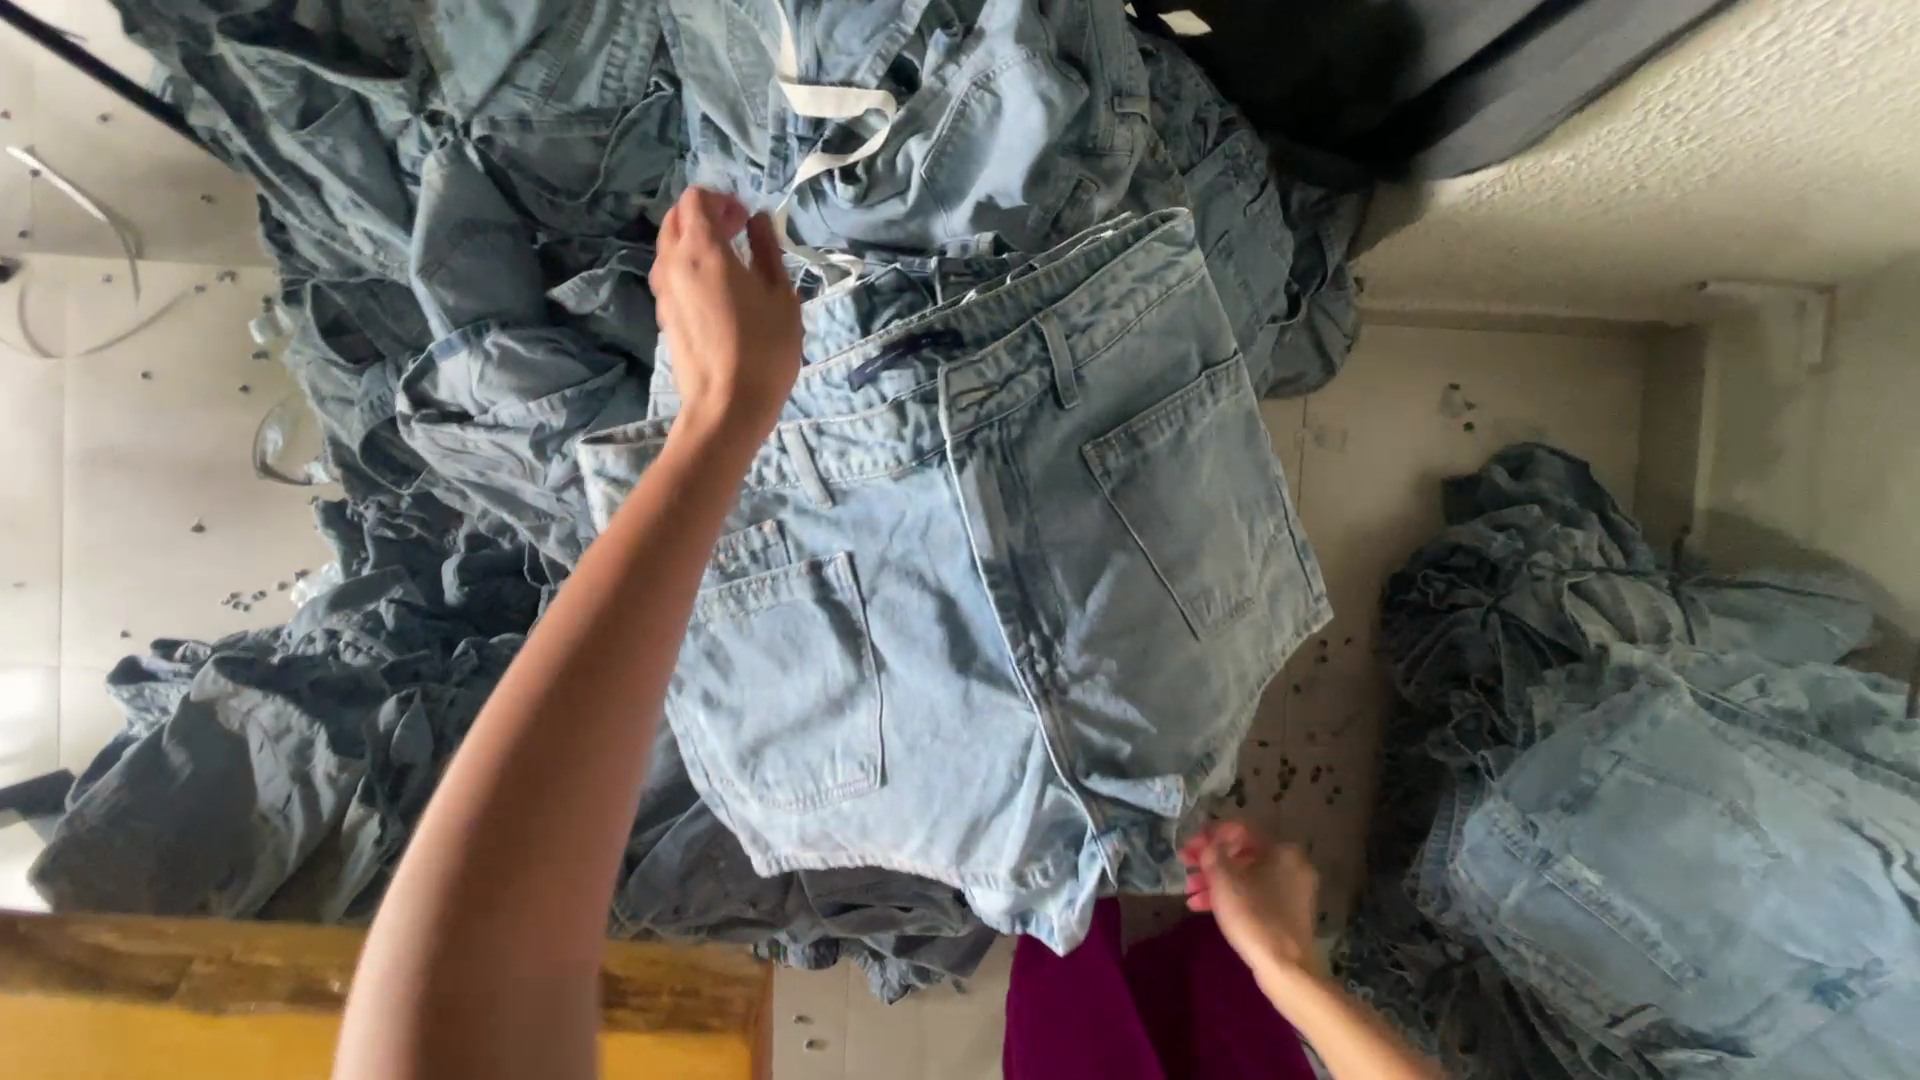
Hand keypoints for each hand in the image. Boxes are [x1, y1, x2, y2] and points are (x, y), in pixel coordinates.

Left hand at [649, 187, 801, 440]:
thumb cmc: (764, 349)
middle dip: (705, 216)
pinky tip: (717, 291)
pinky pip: (672, 276)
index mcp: (702, 249)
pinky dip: (689, 268)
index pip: (695, 200)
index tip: (746, 217)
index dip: (721, 200)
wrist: (728, 406)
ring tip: (730, 262)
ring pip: (670, 248)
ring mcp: (664, 292)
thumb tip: (759, 222)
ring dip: (695, 243)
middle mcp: (673, 263)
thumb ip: (768, 251)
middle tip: (738, 231)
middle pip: (676, 220)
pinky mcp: (664, 317)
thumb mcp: (781, 296)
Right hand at [1181, 821, 1326, 979]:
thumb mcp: (1224, 879)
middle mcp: (1291, 866)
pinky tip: (1202, 906)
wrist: (1285, 970)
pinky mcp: (1286, 914)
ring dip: (1215, 881)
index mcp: (1282, 850)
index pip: (1241, 830)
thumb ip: (1212, 852)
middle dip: (1210, 861)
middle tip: (1185, 865)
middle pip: (1242, 854)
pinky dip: (1230, 897)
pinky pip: (1254, 896)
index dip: (1210, 834)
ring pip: (1245, 876)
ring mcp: (1291, 892)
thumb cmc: (1253, 916)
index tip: (1189, 845)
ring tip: (1189, 892)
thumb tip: (1209, 843)